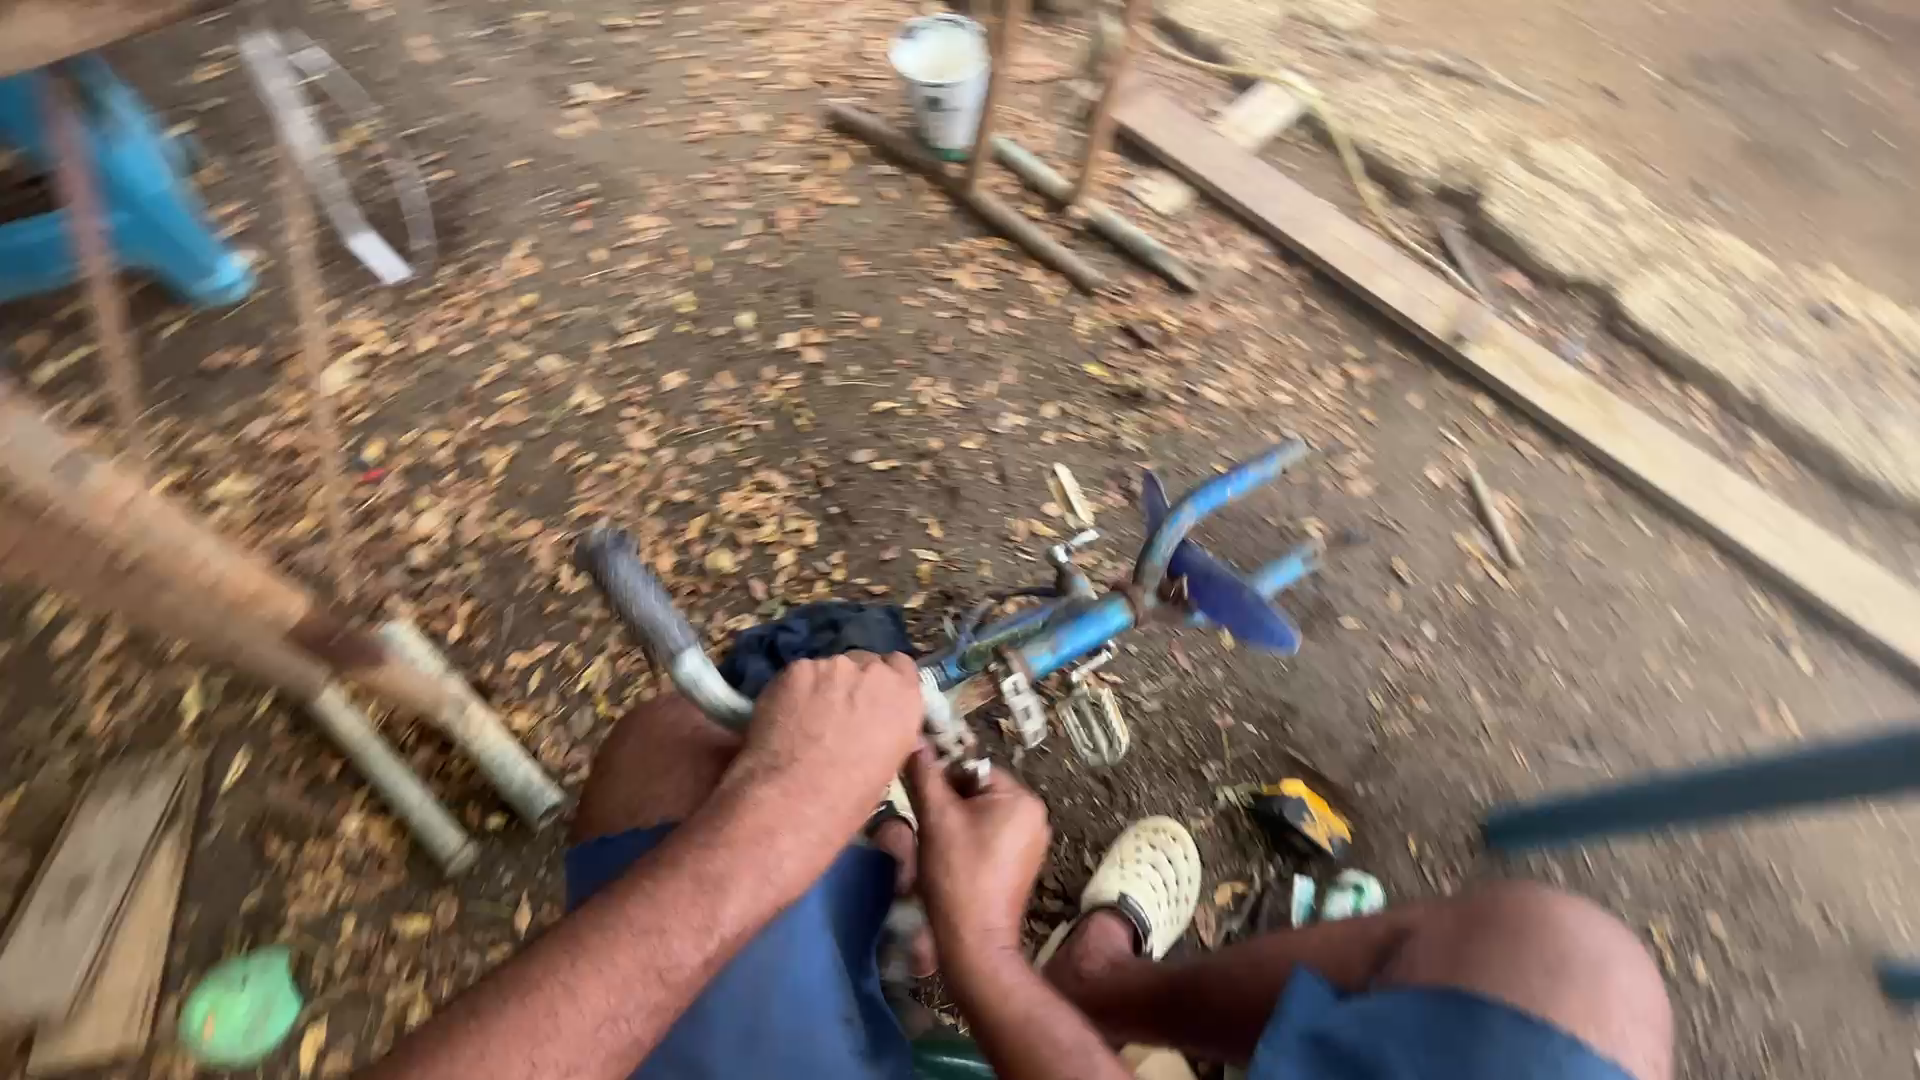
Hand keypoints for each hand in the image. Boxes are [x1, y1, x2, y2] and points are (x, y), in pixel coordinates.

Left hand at [727, 652, 923, 845]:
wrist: (795, 798)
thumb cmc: (849, 798)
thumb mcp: (889, 764)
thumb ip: (889, 730)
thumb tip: (880, 727)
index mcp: (904, 696)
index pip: (900, 665)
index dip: (885, 680)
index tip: (871, 699)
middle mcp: (873, 672)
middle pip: (864, 663)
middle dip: (852, 683)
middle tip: (836, 712)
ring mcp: (832, 666)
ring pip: (828, 669)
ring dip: (822, 686)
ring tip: (805, 718)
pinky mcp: (796, 668)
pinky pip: (800, 675)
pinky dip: (795, 691)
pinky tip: (784, 716)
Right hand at [906, 747, 1050, 966]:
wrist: (973, 943)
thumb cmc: (956, 875)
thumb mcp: (935, 818)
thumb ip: (925, 774)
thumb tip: (916, 740)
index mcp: (1022, 799)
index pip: (974, 769)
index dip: (946, 783)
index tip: (927, 805)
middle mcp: (1035, 816)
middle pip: (979, 791)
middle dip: (951, 805)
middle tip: (932, 830)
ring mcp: (1032, 842)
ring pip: (982, 815)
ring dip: (957, 824)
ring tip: (942, 849)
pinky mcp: (1023, 864)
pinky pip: (991, 837)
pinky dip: (970, 842)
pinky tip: (955, 864)